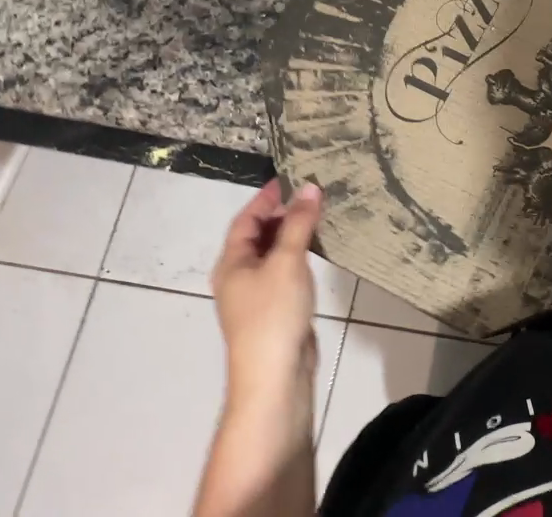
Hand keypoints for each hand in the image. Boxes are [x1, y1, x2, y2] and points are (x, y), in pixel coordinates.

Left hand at [211, 179, 321, 445]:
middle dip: (281, 213)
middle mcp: (238, 276)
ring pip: (272, 254)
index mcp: (231, 263)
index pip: (245, 219)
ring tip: (320, 216)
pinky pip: (284, 271)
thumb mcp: (287, 261)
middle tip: (312, 193)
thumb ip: (298, 223)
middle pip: (257, 235)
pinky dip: (298, 255)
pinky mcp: (274, 310)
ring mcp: (256, 296)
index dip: (266, 197)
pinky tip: (318, 252)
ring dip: (292, 234)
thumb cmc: (273, 313)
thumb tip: (310, 187)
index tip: (291, 176)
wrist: (274, 376)